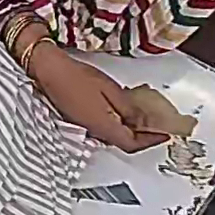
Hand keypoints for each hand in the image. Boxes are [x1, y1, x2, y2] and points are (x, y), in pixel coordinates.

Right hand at [27, 43, 170, 152]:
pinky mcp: (79, 119)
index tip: (164, 132)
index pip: (132, 144)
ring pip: (113, 134)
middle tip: (156, 123)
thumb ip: (129, 108)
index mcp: (103, 126)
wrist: (50, 71)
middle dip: (142, 135)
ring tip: (141, 113)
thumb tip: (144, 121)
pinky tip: (121, 108)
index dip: (151, 141)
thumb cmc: (77, 77)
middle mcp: (93, 131)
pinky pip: (104, 126)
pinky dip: (117, 121)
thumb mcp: (110, 90)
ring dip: (129, 128)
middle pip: (123, 142)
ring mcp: (85, 126)